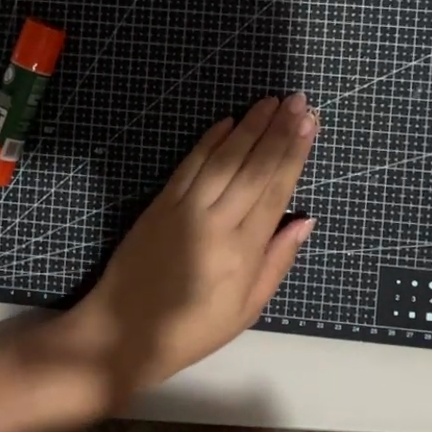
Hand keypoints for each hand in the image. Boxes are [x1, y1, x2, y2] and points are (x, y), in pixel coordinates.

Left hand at [62, 94, 318, 394]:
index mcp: (243, 252)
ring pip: (224, 158)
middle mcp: (216, 222)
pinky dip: (210, 140)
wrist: (123, 331)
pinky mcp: (160, 203)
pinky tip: (228, 122)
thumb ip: (276, 261)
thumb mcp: (246, 309)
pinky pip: (190, 164)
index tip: (308, 124)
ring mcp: (185, 208)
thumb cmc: (192, 329)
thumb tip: (305, 219)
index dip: (294, 153)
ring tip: (270, 102)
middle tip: (298, 100)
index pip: (275, 190)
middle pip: (253, 166)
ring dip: (249, 126)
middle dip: (278, 130)